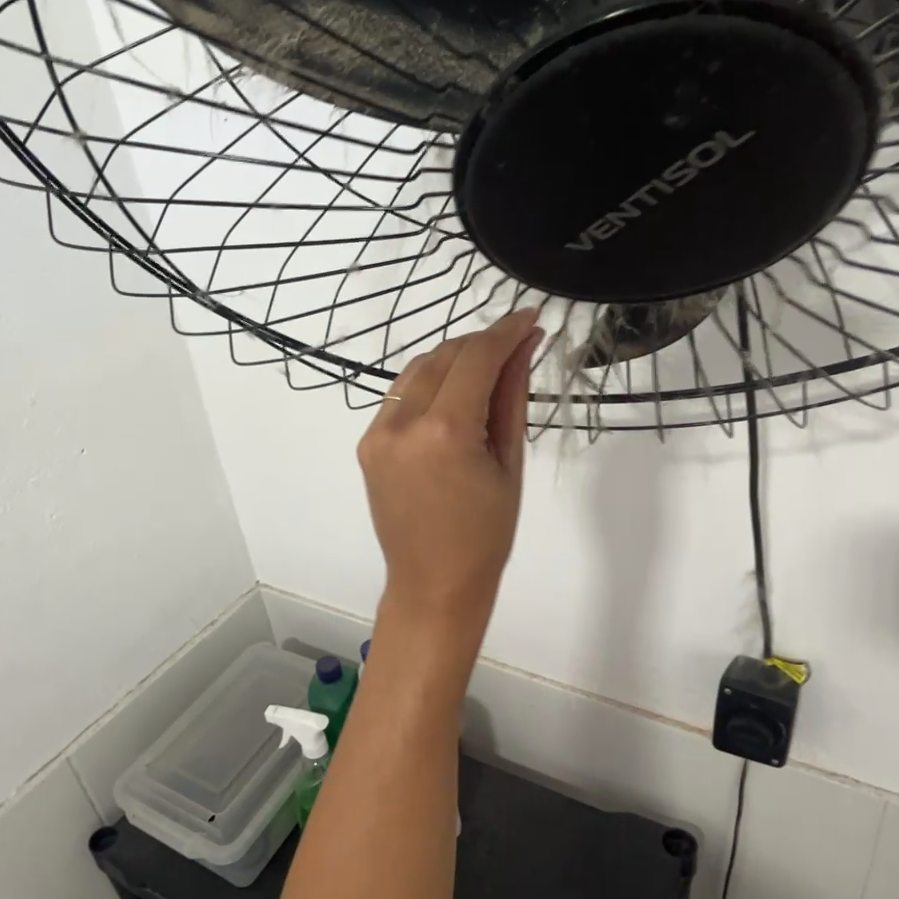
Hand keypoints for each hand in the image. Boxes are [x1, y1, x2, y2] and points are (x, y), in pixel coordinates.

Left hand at [357, 309, 542, 643]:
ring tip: (489, 367)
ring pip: (417, 370)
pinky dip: (429, 384)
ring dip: (453, 358)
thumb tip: (524, 345)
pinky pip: (400, 395)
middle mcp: (402, 424)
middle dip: (482, 342)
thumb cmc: (487, 534)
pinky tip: (454, 394)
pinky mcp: (367, 444)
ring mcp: (377, 434)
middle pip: (444, 356)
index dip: (506, 331)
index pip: (476, 358)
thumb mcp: (509, 463)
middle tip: (517, 342)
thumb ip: (511, 396)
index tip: (531, 316)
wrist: (433, 582)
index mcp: (444, 432)